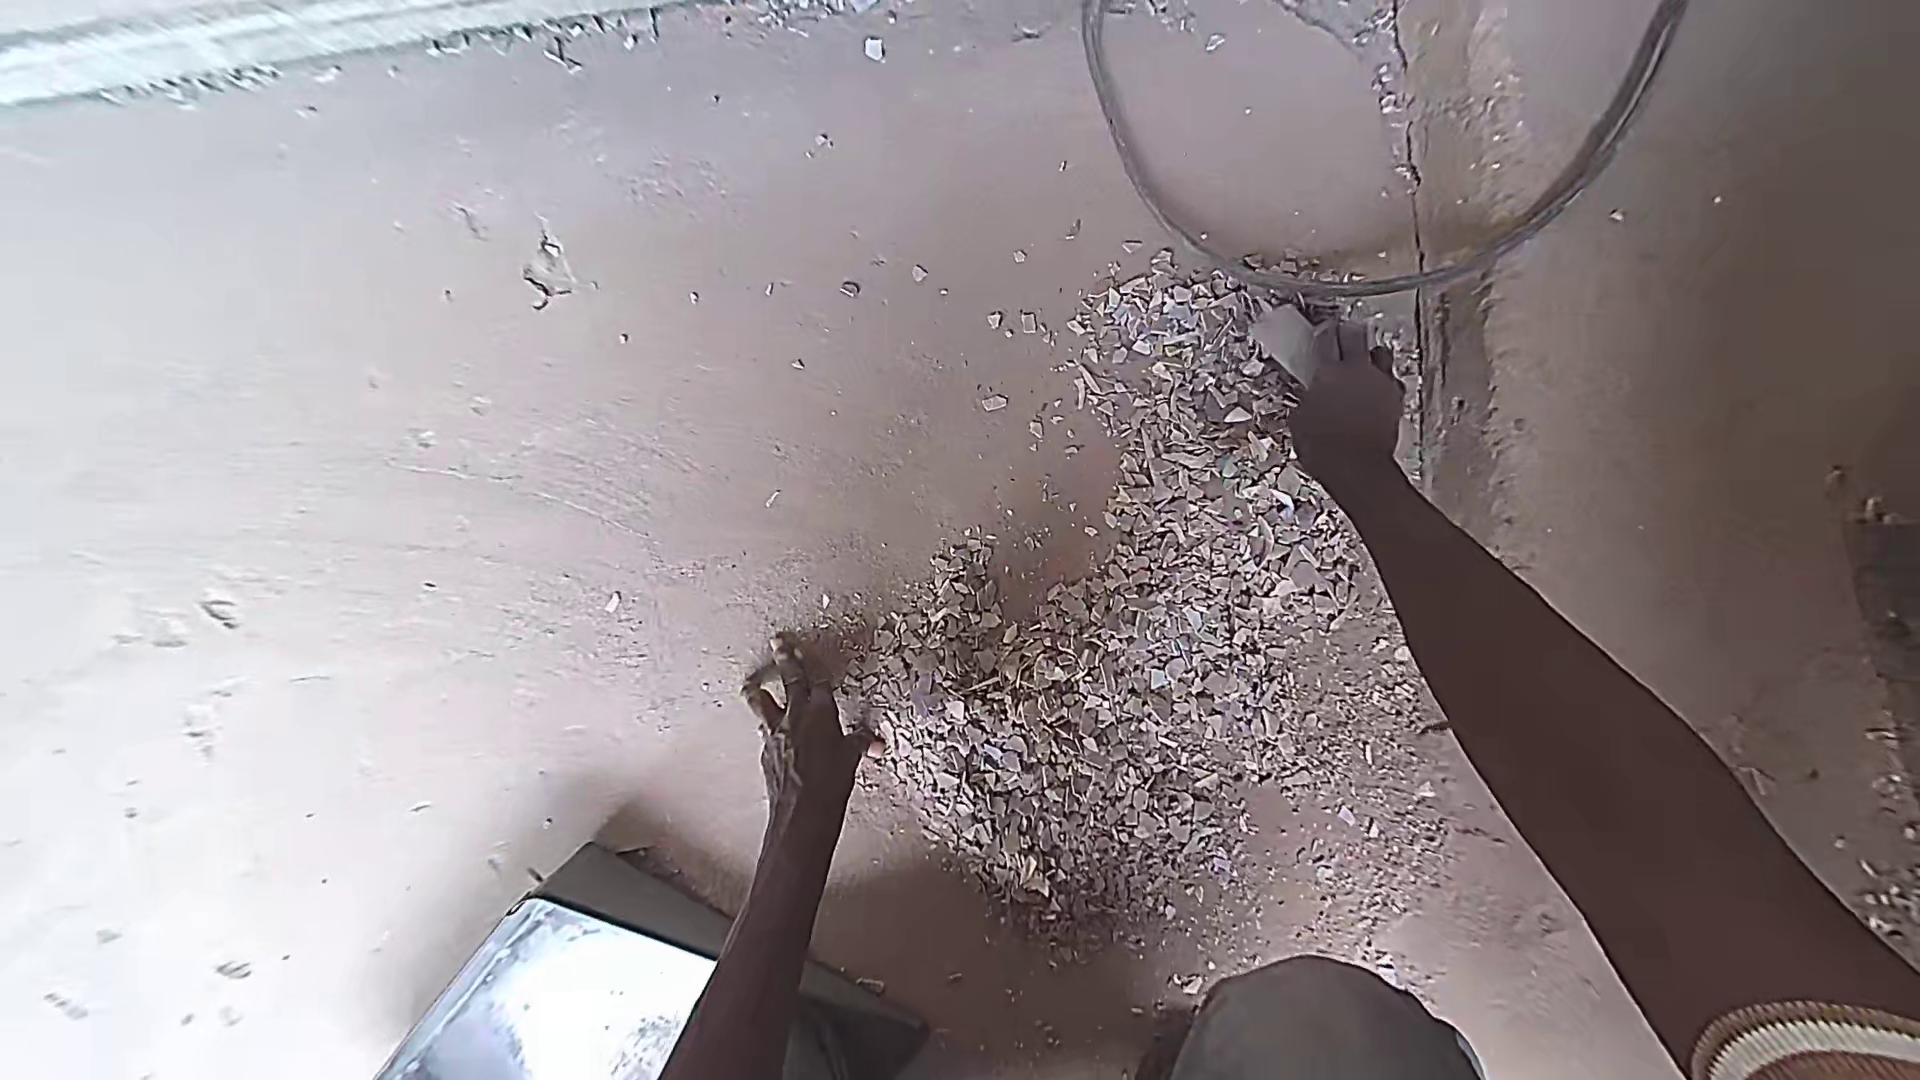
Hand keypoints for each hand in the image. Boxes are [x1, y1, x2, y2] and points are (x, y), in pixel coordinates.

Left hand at [743, 633, 869, 820]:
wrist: (803, 811)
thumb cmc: (831, 782)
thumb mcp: (852, 758)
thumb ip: (861, 743)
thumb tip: (874, 742)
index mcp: (820, 711)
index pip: (818, 679)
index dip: (813, 663)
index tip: (807, 649)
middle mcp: (796, 716)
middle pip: (790, 679)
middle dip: (786, 659)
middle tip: (779, 642)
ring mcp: (777, 732)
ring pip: (764, 703)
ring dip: (760, 690)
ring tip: (753, 682)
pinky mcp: (766, 750)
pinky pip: (766, 730)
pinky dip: (768, 725)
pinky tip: (769, 728)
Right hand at [1288, 337, 1404, 492]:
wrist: (1357, 468)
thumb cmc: (1324, 447)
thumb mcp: (1299, 422)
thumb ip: (1305, 402)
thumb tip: (1307, 399)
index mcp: (1330, 372)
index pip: (1327, 342)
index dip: (1323, 338)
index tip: (1320, 338)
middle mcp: (1360, 371)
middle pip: (1357, 341)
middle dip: (1348, 340)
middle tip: (1341, 342)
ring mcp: (1382, 384)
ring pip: (1380, 356)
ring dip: (1370, 359)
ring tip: (1361, 367)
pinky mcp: (1397, 400)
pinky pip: (1389, 382)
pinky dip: (1381, 384)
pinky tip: (1372, 394)